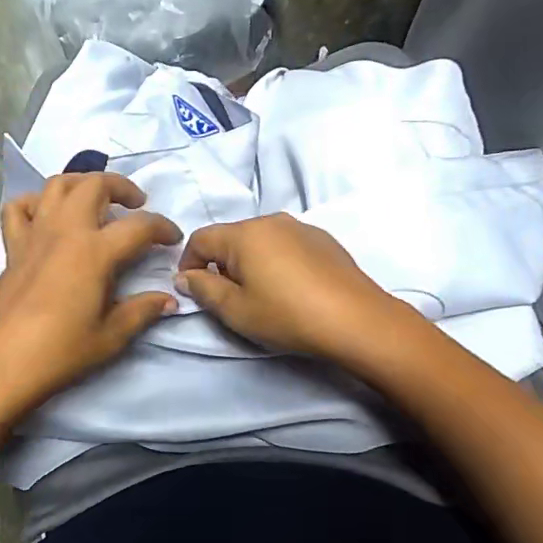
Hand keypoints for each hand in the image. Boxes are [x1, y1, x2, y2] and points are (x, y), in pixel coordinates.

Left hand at [0, 173, 180, 431]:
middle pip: (95, 185)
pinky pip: (20, 208)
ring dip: (81, 183)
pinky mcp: (12, 247)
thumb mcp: (109, 337)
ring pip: (57, 185)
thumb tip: (168, 301)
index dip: (163, 228)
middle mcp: (64, 231)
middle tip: (136, 204)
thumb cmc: (59, 352)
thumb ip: (141, 312)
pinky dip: (36, 202)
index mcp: (95, 251)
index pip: (139, 226)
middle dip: (122, 186)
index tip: (172, 239)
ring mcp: (35, 235)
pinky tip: (47, 216)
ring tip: (96, 200)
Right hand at [177, 214, 426, 363]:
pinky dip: (276, 261)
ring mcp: (301, 227)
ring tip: (261, 294)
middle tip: (228, 297)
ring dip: (249, 262)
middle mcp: (271, 221)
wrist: (357, 321)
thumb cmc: (287, 315)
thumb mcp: (235, 310)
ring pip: (259, 240)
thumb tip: (185, 276)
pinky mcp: (324, 240)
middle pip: (230, 237)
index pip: (200, 238)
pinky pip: (286, 245)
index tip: (194, 290)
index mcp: (244, 234)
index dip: (188, 263)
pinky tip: (290, 289)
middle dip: (220, 263)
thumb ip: (203, 289)